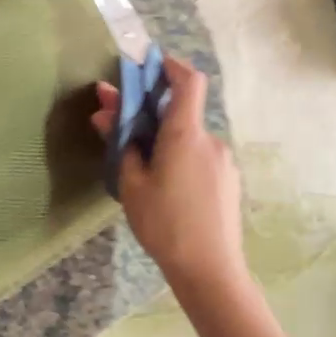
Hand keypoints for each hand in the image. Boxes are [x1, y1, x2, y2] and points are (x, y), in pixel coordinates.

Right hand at [91, 55, 244, 292]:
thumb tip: (106, 113)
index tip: (148, 63)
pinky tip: (163, 186)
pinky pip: (199, 157)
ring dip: (163, 140)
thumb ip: (121, 142)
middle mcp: (210, 141)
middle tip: (116, 122)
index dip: (170, 66)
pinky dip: (179, 157)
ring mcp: (223, 162)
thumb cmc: (165, 224)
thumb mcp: (131, 183)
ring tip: (137, 165)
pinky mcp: (228, 182)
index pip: (188, 82)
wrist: (211, 273)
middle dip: (149, 112)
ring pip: (188, 138)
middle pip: (180, 112)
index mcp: (185, 135)